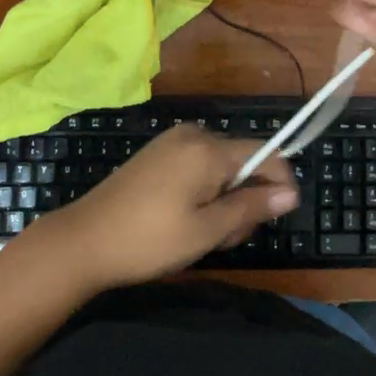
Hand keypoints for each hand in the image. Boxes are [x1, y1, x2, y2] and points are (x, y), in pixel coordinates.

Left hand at [24, 125, 298, 291]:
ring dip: (223, 201)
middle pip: (242, 161)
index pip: (266, 152)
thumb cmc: (150, 239)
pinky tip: (185, 222)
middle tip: (222, 239)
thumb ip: (251, 207)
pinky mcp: (156, 154)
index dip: (280, 183)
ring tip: (200, 236)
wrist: (85, 240)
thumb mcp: (208, 230)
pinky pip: (197, 167)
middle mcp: (192, 135)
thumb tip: (290, 193)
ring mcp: (171, 142)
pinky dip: (202, 193)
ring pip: (220, 168)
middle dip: (244, 199)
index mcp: (208, 149)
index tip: (278, 217)